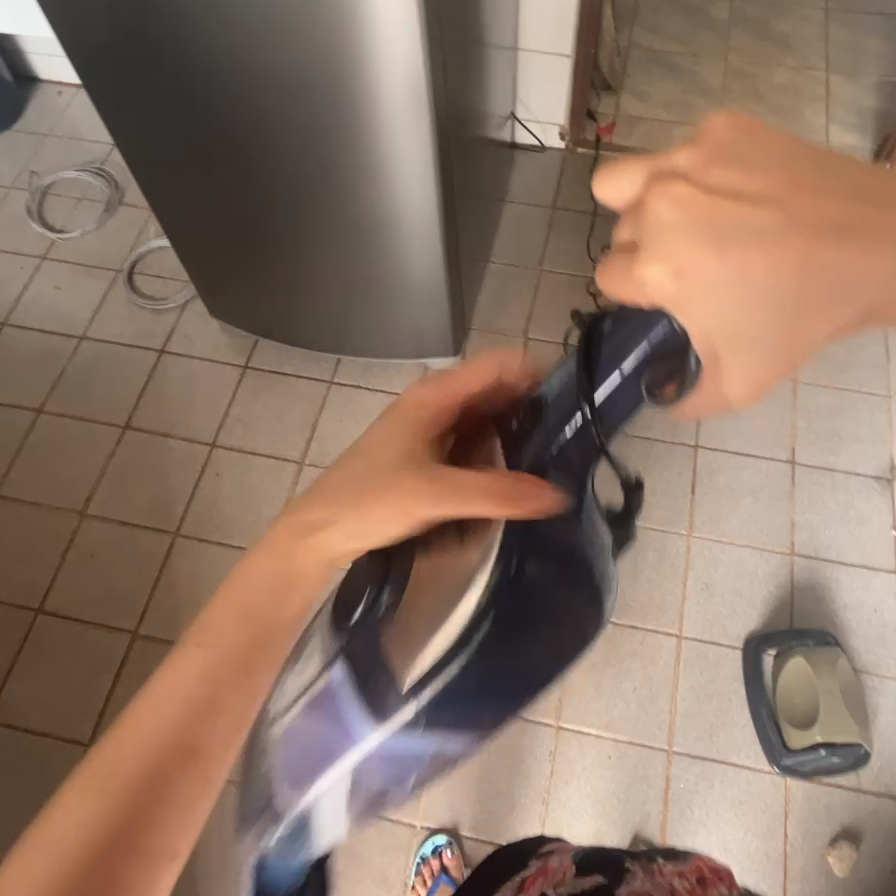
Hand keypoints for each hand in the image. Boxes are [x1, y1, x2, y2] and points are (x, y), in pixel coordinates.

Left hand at [273, 350, 568, 568]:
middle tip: (574, 433)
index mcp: (436, 395)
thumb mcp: (437, 496)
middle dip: (532, 405)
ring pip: (486, 417)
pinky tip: (518, 473)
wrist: (320, 531)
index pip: (498, 365)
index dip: (536, 372)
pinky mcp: (428, 452)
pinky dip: (497, 449)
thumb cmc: (371, 500)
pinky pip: (473, 440)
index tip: (574, 398)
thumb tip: (559, 495)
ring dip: (516, 430)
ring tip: (556, 454)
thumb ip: (498, 493)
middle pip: (496, 389)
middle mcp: (436, 402)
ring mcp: (430, 427)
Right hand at [592, 110, 895, 414]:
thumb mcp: (739, 384)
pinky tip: (735, 192)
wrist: (878, 245)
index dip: (637, 294)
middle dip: (643, 251)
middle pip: (617, 232)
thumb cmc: (803, 315)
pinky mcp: (721, 127)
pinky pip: (678, 151)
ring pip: (624, 180)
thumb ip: (682, 399)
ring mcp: (689, 157)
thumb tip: (655, 392)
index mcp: (656, 264)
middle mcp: (658, 204)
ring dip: (639, 204)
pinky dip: (692, 173)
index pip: (607, 277)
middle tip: (691, 263)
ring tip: (686, 219)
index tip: (671, 298)